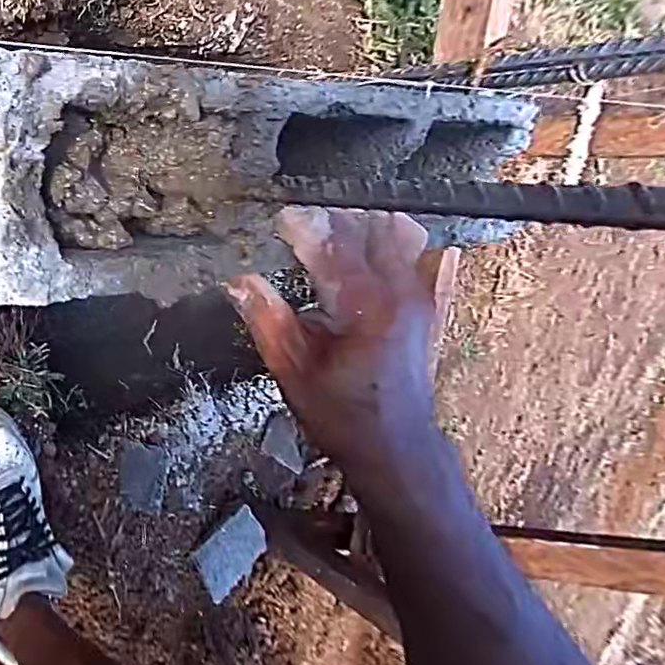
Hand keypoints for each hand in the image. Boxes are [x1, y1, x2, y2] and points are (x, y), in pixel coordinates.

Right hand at [226, 207, 436, 467]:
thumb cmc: (341, 413)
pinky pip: (416, 251)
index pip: (333, 246)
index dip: (303, 226)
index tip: (279, 219)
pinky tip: (361, 249)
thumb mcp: (290, 369)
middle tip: (296, 228)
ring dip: (358, 226)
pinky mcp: (426, 303)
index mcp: (365, 308)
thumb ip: (265, 318)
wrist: (395, 445)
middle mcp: (400, 293)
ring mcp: (421, 296)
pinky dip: (387, 240)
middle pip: (369, 227)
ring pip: (396, 232)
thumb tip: (238, 280)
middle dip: (330, 220)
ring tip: (325, 236)